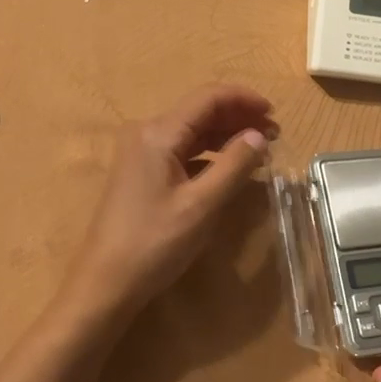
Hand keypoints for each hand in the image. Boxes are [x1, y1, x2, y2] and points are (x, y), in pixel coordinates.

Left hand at [66, 84, 274, 316]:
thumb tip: (259, 136)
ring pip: (192, 131)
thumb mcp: (202, 205)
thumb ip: (233, 166)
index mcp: (159, 133)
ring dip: (226, 136)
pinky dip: (210, 154)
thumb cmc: (154, 242)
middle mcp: (147, 133)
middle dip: (239, 118)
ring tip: (259, 150)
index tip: (275, 114)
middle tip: (275, 135)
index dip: (244, 100)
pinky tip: (230, 168)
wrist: (105, 284)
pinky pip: (182, 151)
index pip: (208, 97)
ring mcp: (141, 154)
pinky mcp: (142, 174)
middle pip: (200, 111)